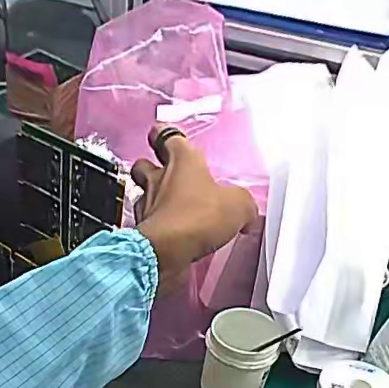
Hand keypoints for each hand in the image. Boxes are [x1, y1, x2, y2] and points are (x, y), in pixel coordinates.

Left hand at [131, 125, 257, 293]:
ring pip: (140, 193)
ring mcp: (146, 205)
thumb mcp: (238, 206)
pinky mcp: (140, 231)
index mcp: (181, 160)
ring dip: (151, 197)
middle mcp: (158, 178)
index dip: (166, 135)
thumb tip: (248, 216)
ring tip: (166, 207)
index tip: (171, 140)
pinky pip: (144, 223)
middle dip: (151, 165)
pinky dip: (152, 226)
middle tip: (164, 173)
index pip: (166, 134)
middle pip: (144, 163)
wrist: (166, 252)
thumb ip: (244, 205)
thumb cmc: (198, 217)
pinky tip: (166, 233)